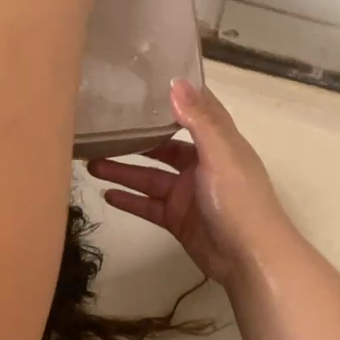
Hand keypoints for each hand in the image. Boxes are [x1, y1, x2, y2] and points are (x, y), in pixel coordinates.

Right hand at [86, 80, 295, 285]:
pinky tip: (106, 194)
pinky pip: (148, 206)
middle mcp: (202, 165)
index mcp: (218, 144)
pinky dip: (129, 200)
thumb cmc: (239, 201)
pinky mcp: (177, 220)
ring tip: (91, 163)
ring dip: (122, 170)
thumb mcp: (220, 155)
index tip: (145, 81)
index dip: (174, 97)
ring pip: (149, 177)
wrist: (249, 258)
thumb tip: (175, 81)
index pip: (196, 111)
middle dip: (135, 140)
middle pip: (163, 147)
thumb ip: (199, 120)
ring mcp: (187, 194)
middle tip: (101, 130)